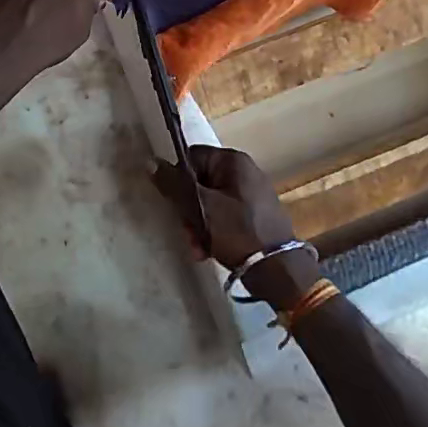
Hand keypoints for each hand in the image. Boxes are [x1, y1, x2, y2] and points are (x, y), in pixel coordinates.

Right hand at [154, 145, 320, 308]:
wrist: (278, 269)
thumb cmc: (238, 232)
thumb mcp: (201, 208)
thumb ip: (174, 185)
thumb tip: (149, 161)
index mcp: (233, 161)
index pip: (192, 157)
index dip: (178, 179)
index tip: (174, 203)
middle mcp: (243, 171)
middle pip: (199, 181)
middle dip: (188, 210)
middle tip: (186, 231)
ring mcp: (250, 194)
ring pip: (209, 202)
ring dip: (198, 225)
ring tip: (196, 247)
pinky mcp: (254, 215)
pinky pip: (224, 216)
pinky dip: (213, 231)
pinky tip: (207, 251)